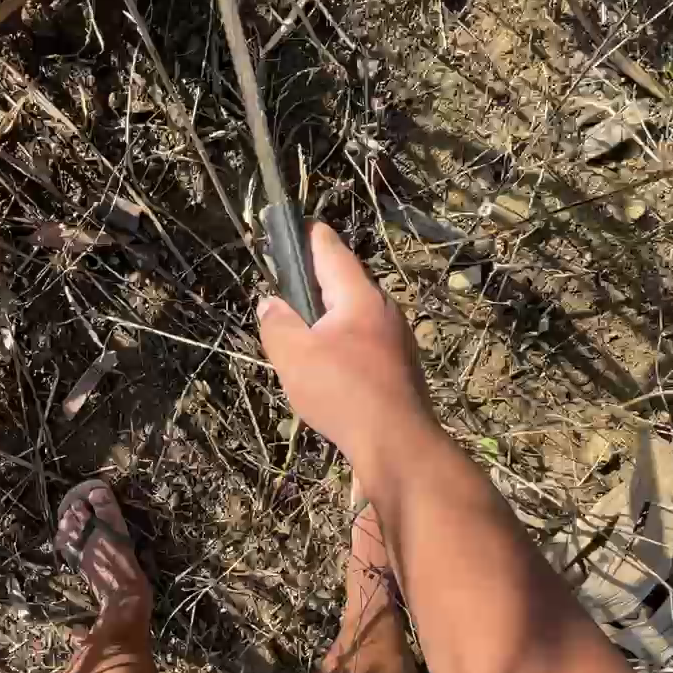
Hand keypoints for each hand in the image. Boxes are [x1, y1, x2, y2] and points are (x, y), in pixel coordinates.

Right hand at [257, 223, 438, 469]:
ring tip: (303, 340)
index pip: (330, 250)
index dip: (307, 237)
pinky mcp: (401, 369)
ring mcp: (398, 340)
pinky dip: (344, 348)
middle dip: (315, 286)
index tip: (291, 227)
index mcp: (359, 296)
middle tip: (286, 295)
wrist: (397, 445)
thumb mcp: (295, 356)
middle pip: (345, 285)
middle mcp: (385, 310)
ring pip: (356, 319)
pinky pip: (366, 346)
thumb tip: (271, 303)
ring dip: (329, 322)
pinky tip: (330, 373)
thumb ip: (278, 324)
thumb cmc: (343, 393)